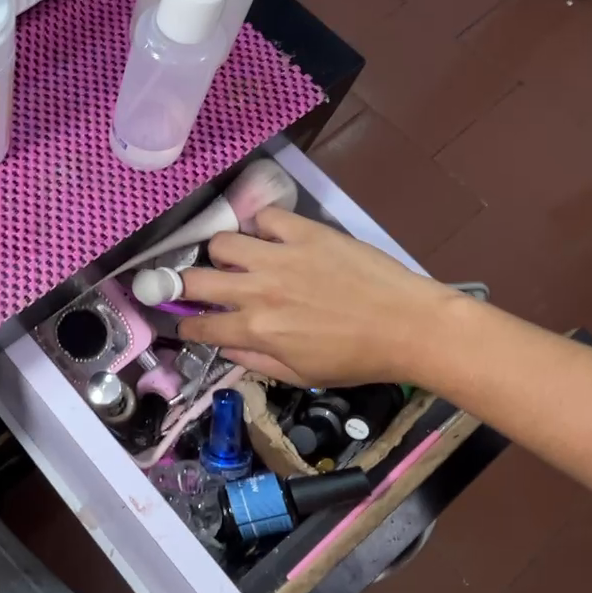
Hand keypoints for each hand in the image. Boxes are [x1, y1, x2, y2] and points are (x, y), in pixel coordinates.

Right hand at [177, 207, 462, 386]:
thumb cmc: (357, 359)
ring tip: (235, 259)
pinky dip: (259, 226)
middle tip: (191, 287)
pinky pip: (264, 218)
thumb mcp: (301, 375)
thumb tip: (224, 347)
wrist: (409, 326)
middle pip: (194, 279)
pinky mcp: (305, 233)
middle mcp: (258, 291)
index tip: (185, 322)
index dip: (185, 325)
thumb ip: (255, 361)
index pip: (200, 325)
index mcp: (257, 331)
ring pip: (221, 242)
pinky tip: (268, 237)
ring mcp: (280, 257)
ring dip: (221, 254)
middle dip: (182, 286)